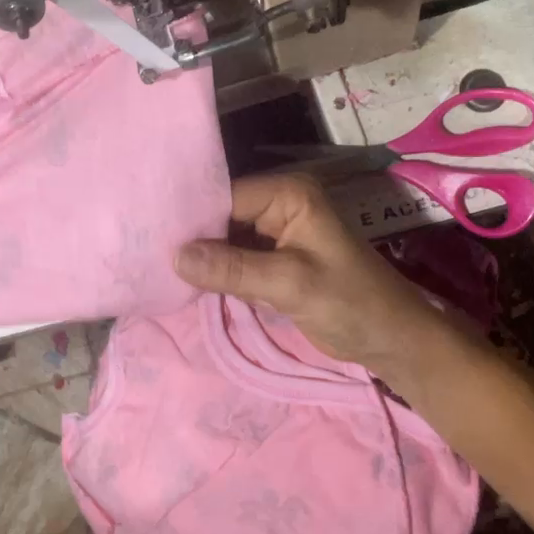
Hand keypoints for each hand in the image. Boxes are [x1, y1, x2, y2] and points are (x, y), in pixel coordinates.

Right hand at [174, 174, 452, 377]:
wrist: (391, 339)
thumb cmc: (352, 303)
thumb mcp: (291, 284)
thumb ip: (234, 269)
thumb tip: (176, 255)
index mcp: (288, 194)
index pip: (226, 195)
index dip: (191, 215)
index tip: (149, 233)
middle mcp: (278, 205)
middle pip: (221, 214)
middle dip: (190, 235)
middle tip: (142, 250)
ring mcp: (274, 234)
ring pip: (223, 238)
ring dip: (198, 256)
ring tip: (151, 263)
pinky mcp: (271, 261)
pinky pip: (233, 259)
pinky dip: (213, 272)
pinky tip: (180, 280)